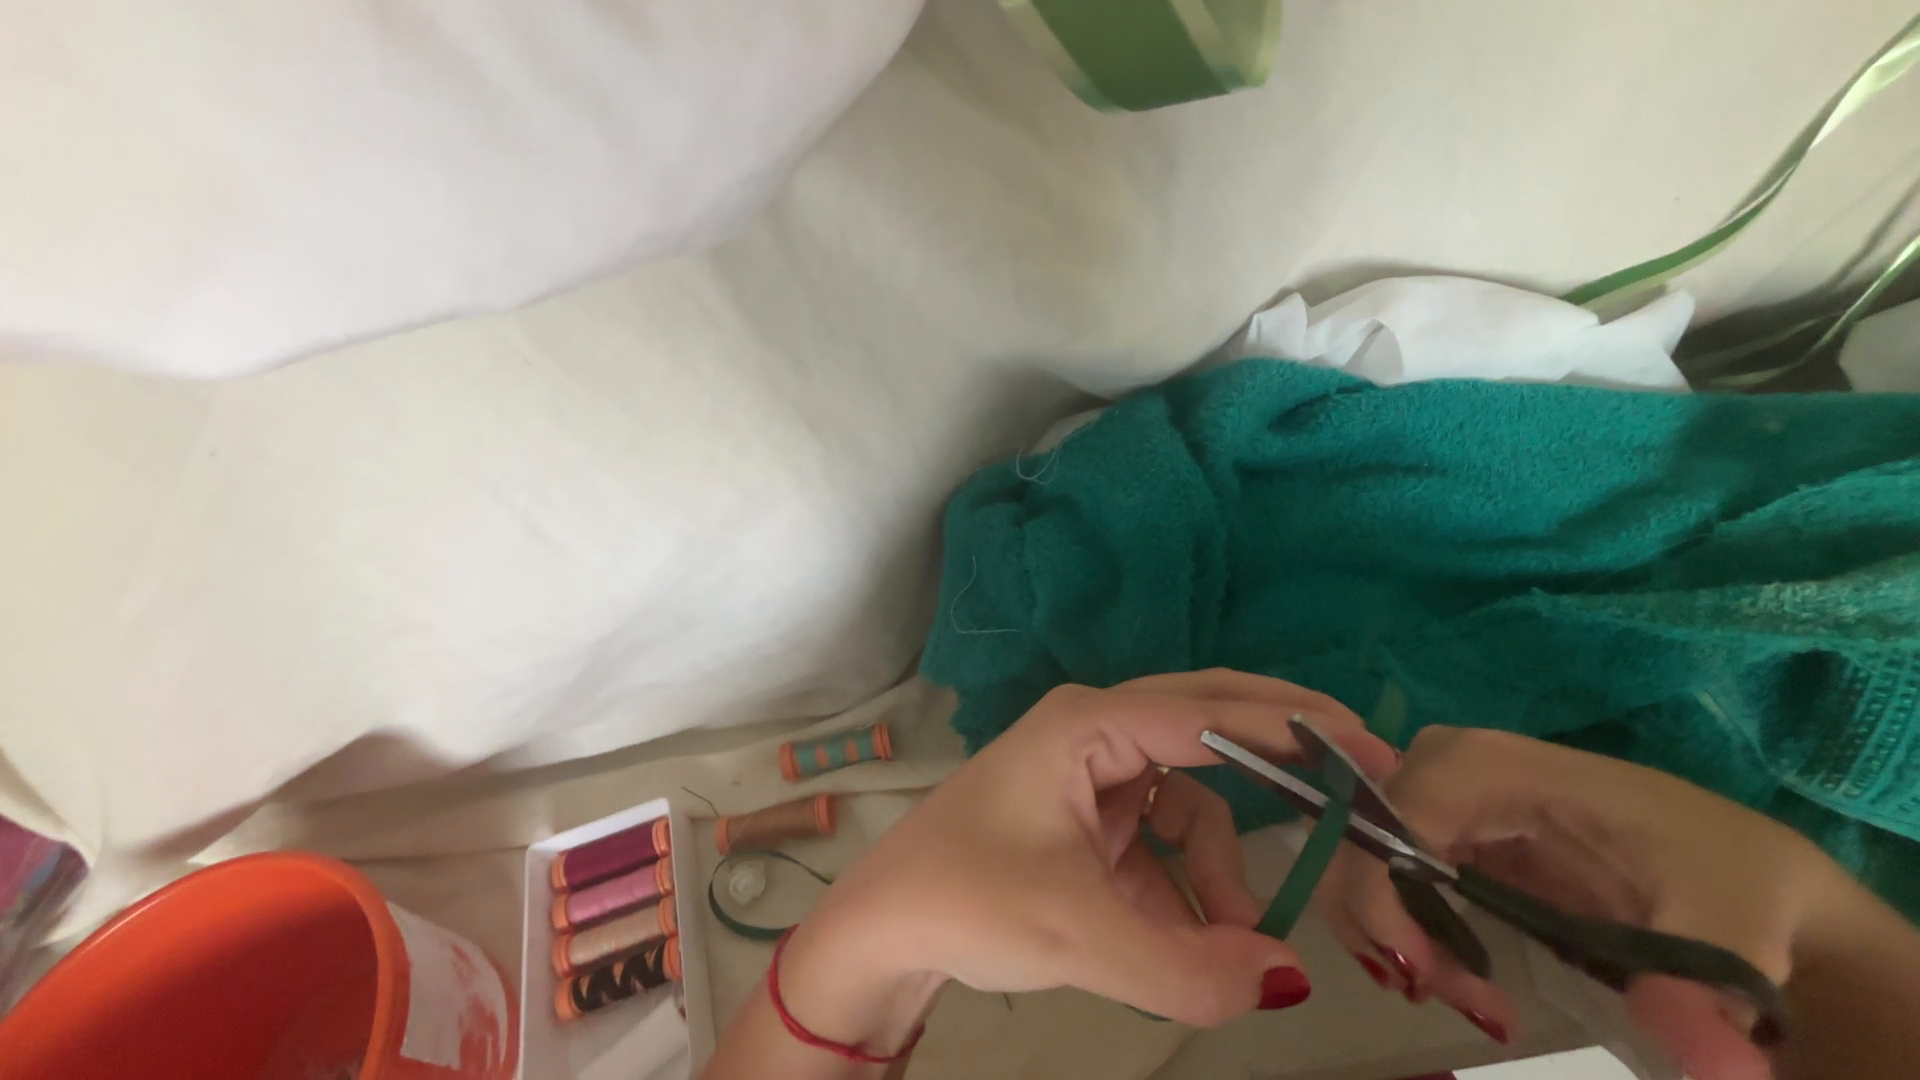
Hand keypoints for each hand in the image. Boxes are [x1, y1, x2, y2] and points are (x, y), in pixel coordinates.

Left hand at [769, 670, 1398, 1055]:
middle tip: (1359, 775)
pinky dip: (1184, 883)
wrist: (884, 925)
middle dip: (1280, 751)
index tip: (1369, 750)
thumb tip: (1287, 979)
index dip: (1293, 729)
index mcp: (1087, 725)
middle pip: (1207, 722)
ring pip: (1189, 800)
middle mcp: (1093, 730)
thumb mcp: (1078, 936)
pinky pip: (1160, 836)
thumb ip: (1186, 966)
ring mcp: (1089, 771)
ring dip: (1220, 865)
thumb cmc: (965, 900)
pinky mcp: (1086, 813)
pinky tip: (1184, 936)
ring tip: (1233, 940)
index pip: (1209, 713)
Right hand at [1317, 726, 1854, 1079]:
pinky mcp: (1438, 824)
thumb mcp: (1729, 933)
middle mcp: (1443, 763)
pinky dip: (1393, 922)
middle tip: (1448, 994)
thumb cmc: (1726, 880)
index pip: (1391, 812)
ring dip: (1382, 927)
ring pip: (1356, 851)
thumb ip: (1701, 992)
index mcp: (1492, 764)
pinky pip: (1378, 865)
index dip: (1381, 888)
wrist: (1737, 872)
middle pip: (1358, 832)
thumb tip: (1709, 1071)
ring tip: (1464, 992)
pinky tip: (1449, 967)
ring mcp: (1435, 791)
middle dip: (1377, 917)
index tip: (1421, 974)